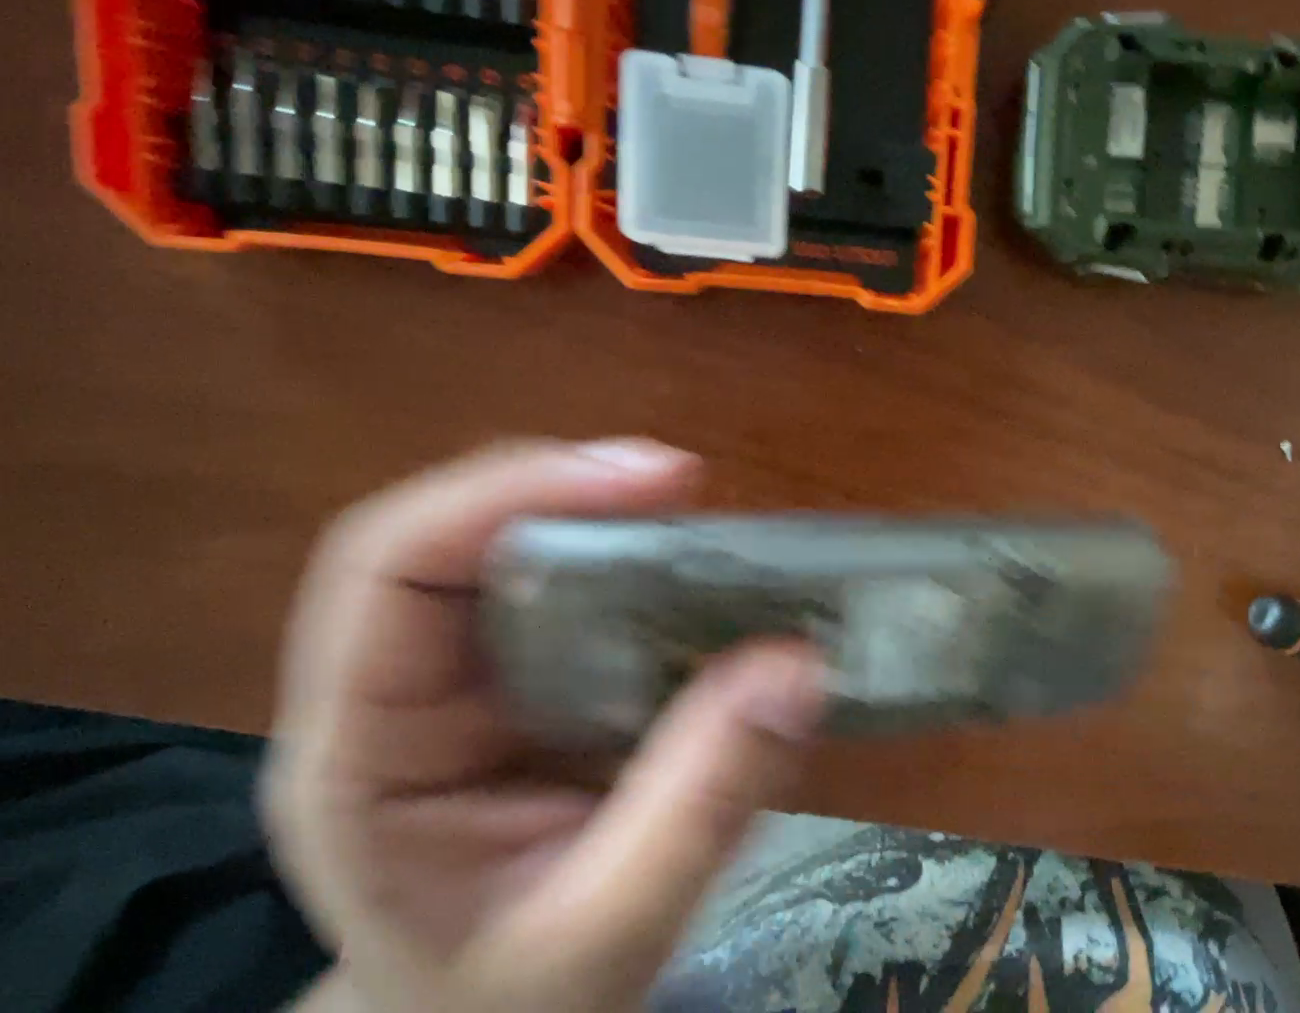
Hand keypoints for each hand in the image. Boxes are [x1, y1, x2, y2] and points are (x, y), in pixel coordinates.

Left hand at [261, 440, 825, 1012]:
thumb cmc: (519, 1003)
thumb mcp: (613, 929)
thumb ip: (702, 806)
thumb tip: (797, 665)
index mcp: (363, 756)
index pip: (393, 570)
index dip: (510, 496)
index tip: (651, 479)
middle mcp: (394, 697)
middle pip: (451, 540)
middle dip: (567, 495)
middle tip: (686, 486)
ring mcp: (452, 689)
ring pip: (507, 558)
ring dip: (603, 527)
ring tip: (699, 526)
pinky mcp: (515, 692)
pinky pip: (562, 602)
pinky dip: (632, 577)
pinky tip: (694, 585)